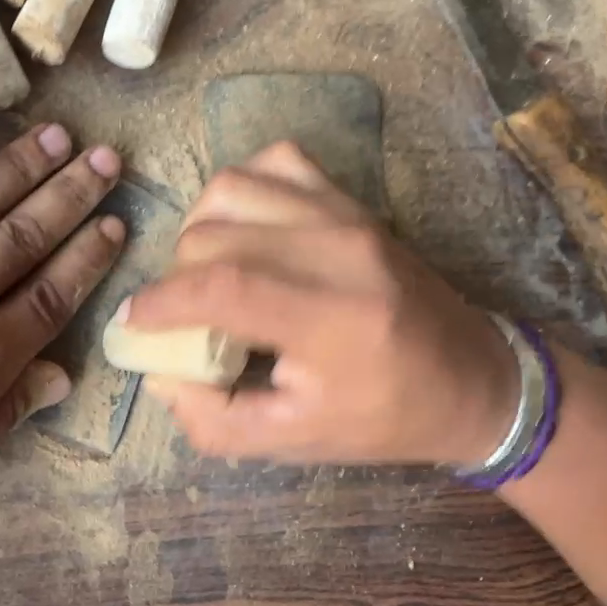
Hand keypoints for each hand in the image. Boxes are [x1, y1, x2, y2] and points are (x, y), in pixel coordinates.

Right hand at [125, 142, 518, 467]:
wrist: (473, 379)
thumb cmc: (382, 417)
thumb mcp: (293, 442)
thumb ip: (211, 417)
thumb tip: (157, 372)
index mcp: (332, 320)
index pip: (221, 286)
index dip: (159, 302)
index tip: (133, 323)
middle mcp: (339, 251)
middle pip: (212, 236)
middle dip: (175, 279)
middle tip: (184, 317)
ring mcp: (347, 215)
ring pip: (230, 190)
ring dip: (198, 232)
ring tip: (207, 271)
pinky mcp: (351, 199)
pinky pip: (271, 163)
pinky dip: (239, 190)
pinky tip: (241, 229)